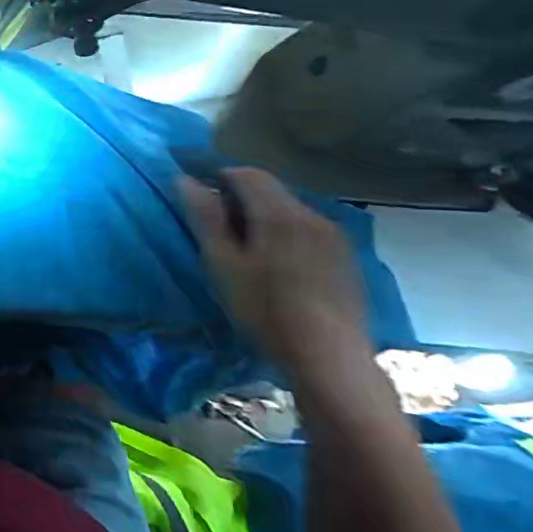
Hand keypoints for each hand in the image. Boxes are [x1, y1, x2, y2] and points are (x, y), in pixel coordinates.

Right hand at [179, 168, 372, 382]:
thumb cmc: (263, 309)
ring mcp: (336, 238)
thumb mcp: (222, 264)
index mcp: (280, 214)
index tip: (200, 202)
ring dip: (265, 219)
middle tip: (218, 231)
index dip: (220, 179)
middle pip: (272, 191)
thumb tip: (186, 180)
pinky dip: (287, 236)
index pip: (247, 174)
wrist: (328, 357)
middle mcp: (313, 216)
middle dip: (242, 200)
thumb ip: (205, 218)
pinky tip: (279, 268)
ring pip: (291, 212)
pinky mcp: (347, 259)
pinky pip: (309, 232)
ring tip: (247, 252)